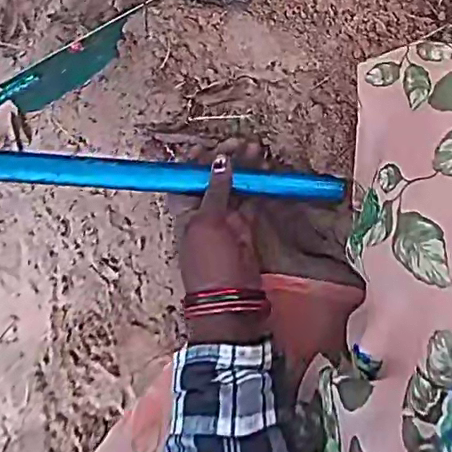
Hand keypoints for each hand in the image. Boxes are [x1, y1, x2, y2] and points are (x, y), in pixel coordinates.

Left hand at [177, 151, 267, 342]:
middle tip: (244, 144)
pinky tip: (267, 172)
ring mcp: (224, 220)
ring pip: (235, 186)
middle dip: (228, 158)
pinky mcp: (244, 229)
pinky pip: (250, 201)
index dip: (199, 158)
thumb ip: (216, 189)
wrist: (233, 307)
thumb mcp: (208, 223)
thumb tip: (220, 160)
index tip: (214, 146)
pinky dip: (258, 186)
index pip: (188, 175)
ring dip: (245, 168)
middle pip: (214, 177)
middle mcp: (203, 211)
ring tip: (258, 151)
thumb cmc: (211, 264)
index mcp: (185, 209)